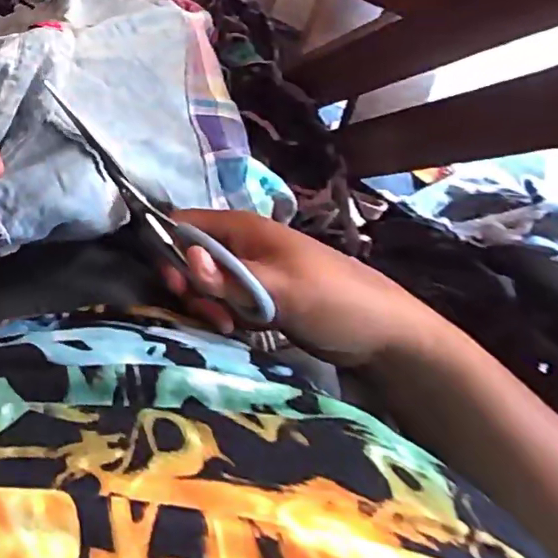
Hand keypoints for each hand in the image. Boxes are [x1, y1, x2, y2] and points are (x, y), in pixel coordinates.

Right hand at [162, 209, 455, 365]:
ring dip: (209, 305)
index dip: (172, 250)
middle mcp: (242, 243)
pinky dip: (227, 315)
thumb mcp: (278, 290)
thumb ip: (229, 278)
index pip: (185, 224)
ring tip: (231, 327)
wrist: (385, 333)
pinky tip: (240, 331)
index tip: (178, 286)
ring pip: (208, 282)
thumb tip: (184, 255)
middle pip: (192, 257)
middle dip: (193, 286)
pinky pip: (227, 300)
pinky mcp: (262, 294)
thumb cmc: (333, 300)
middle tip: (212, 316)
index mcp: (243, 227)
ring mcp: (253, 269)